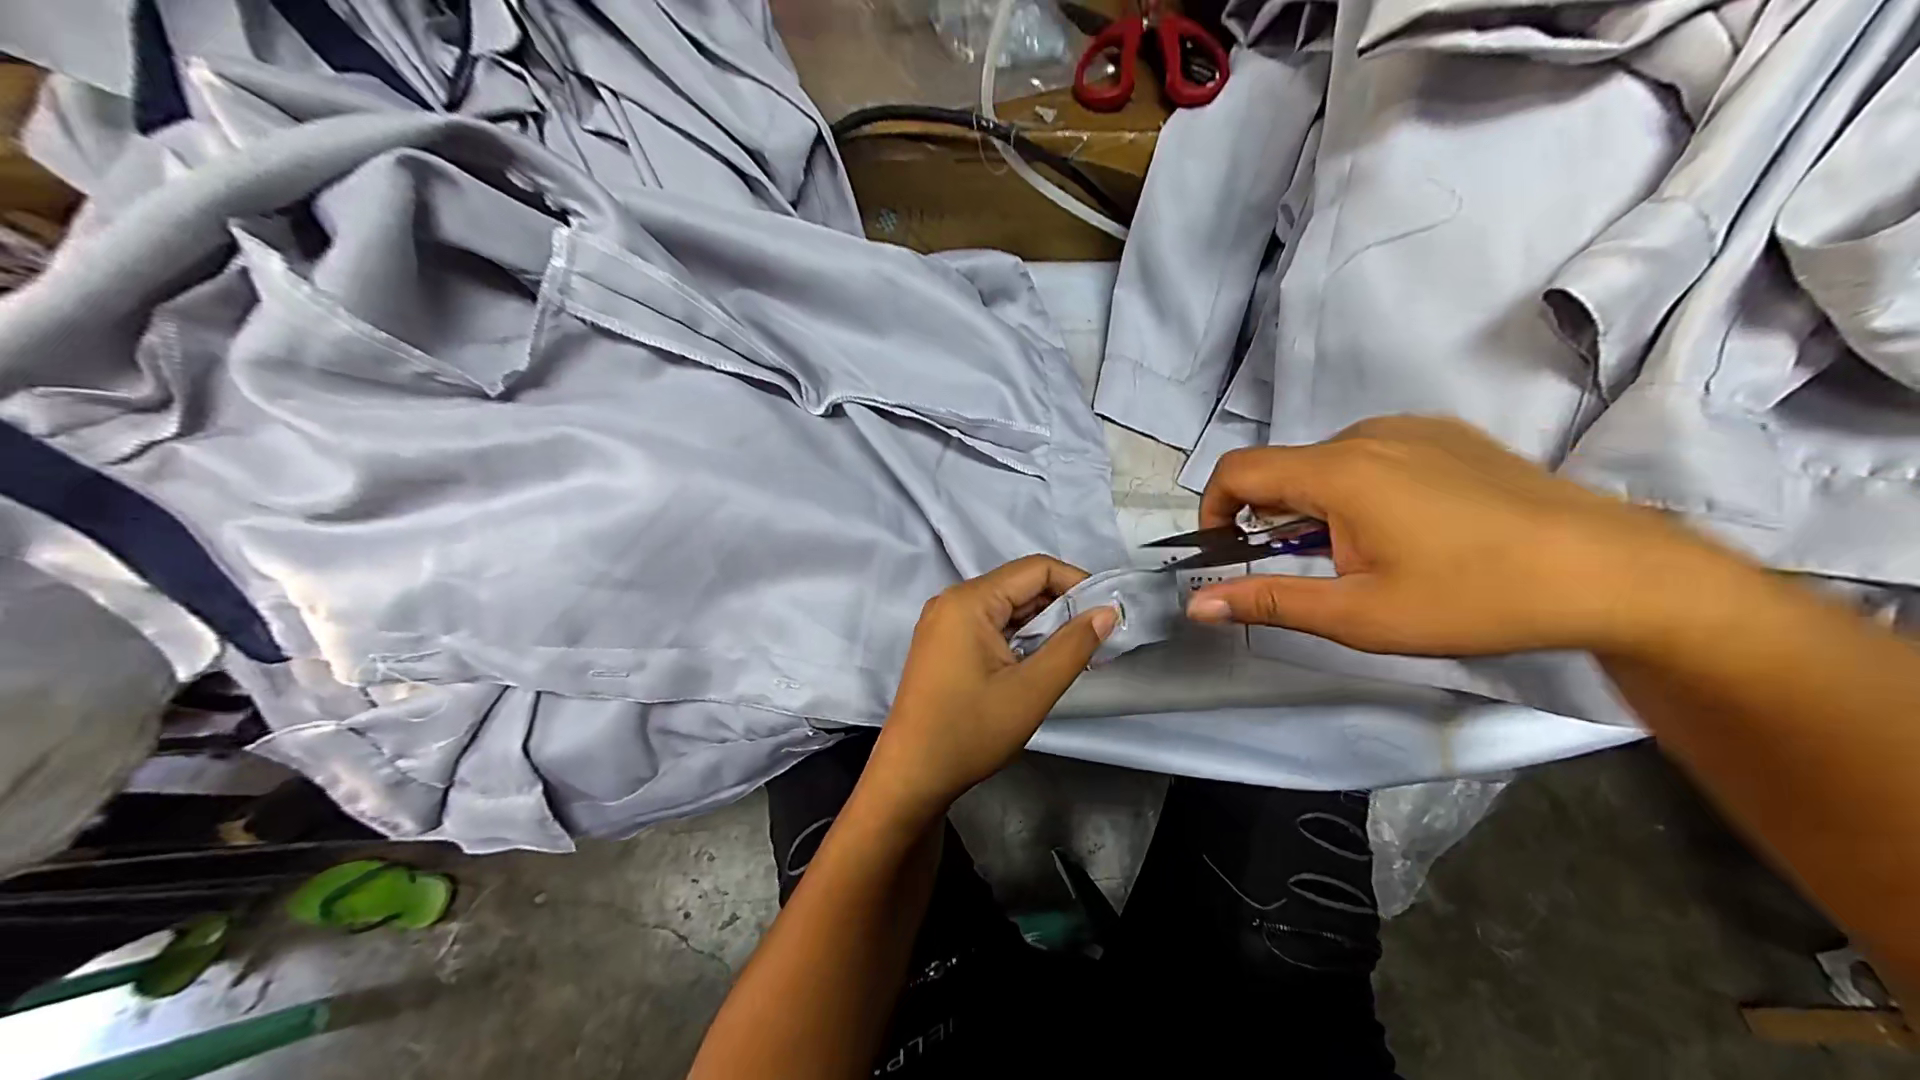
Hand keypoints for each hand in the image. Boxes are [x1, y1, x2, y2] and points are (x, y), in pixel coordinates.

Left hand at [865, 555, 1117, 816]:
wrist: (911, 774)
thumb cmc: (970, 731)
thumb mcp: (1031, 690)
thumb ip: (1073, 646)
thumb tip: (1107, 611)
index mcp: (969, 601)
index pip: (1036, 569)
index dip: (1076, 583)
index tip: (1106, 611)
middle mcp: (952, 600)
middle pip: (1019, 584)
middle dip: (1061, 605)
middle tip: (1094, 637)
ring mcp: (943, 622)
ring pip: (1005, 606)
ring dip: (1041, 623)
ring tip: (1072, 652)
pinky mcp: (942, 643)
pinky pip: (989, 624)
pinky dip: (1018, 635)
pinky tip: (1038, 660)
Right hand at [1185, 415, 1753, 656]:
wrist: (1613, 573)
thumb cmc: (1473, 598)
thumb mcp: (1359, 615)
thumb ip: (1268, 602)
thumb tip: (1196, 604)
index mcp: (1338, 472)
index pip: (1238, 470)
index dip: (1213, 508)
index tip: (1226, 550)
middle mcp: (1367, 434)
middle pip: (1285, 469)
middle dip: (1275, 519)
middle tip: (1311, 571)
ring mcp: (1414, 428)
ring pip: (1329, 463)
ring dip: (1318, 505)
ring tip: (1367, 555)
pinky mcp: (1449, 435)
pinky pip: (1375, 453)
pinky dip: (1361, 488)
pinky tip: (1411, 528)